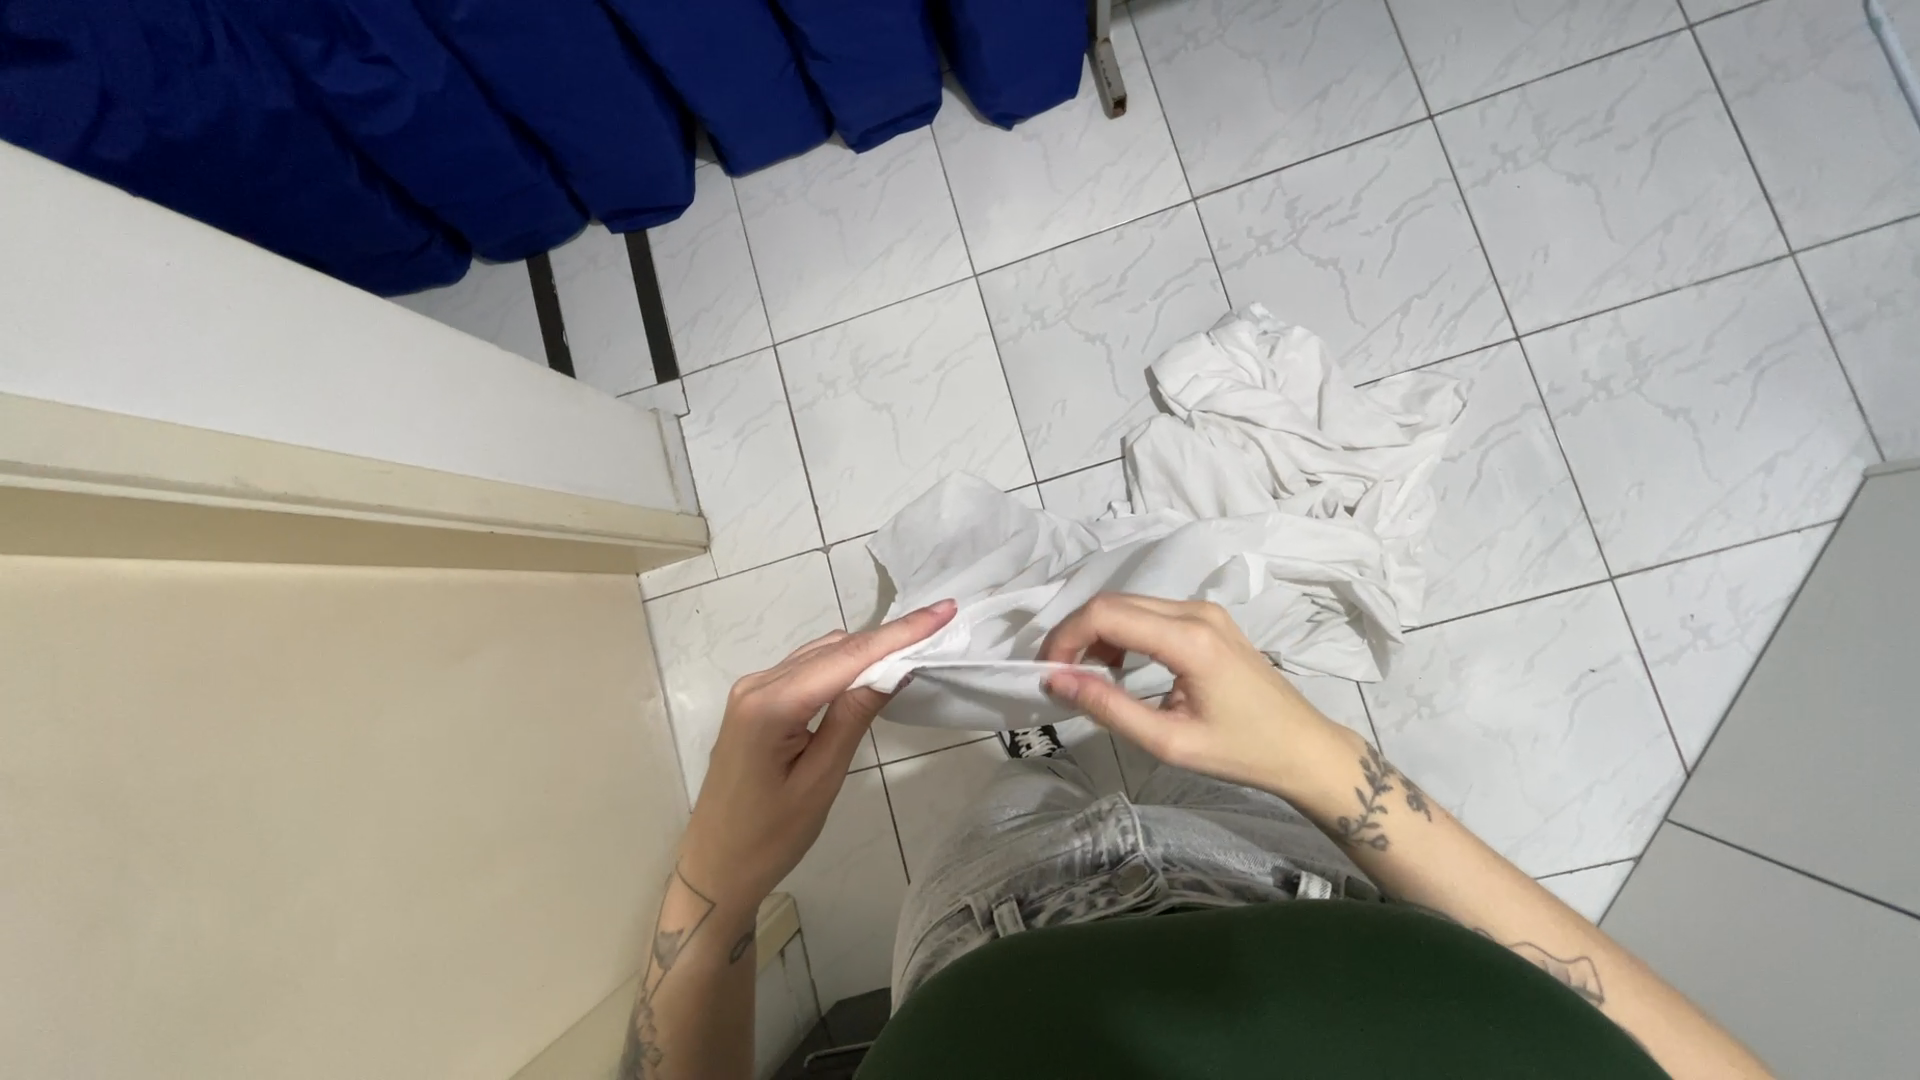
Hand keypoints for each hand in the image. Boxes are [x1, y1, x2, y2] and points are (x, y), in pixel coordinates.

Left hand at [679, 599, 956, 909]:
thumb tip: (894, 667)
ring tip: (916, 643)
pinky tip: (871, 668)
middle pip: (835, 649)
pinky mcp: (756, 701)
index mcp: (770, 704)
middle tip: (940, 626)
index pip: (848, 657)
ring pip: (822, 654)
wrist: (714, 868)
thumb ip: (854, 716)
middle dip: (889, 636)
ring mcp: (753, 690)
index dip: (899, 633)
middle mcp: (758, 684)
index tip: (943, 611)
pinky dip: (843, 663)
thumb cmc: (770, 837)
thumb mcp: (822, 779)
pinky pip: (807, 669)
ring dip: (868, 648)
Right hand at [1038, 593, 1360, 796]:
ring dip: (1096, 633)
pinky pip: (1148, 611)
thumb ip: (1108, 708)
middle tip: (1058, 674)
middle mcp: (1195, 611)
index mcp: (1189, 640)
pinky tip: (1118, 666)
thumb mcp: (1168, 742)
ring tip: (1086, 675)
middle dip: (1075, 634)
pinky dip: (1121, 632)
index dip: (1066, 637)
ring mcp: (1204, 610)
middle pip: (1113, 602)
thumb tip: (1055, 681)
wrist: (1303, 747)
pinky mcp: (1207, 618)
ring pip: (1128, 603)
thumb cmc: (1240, 752)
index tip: (1047, 671)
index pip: (1106, 614)